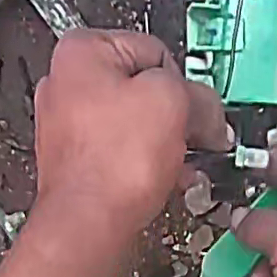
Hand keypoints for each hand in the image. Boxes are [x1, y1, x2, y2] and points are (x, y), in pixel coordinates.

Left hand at [32, 30, 232, 247]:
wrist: (87, 224)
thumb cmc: (114, 166)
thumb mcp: (173, 105)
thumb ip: (199, 97)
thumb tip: (210, 111)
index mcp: (83, 52)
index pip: (155, 52)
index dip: (184, 84)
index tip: (198, 113)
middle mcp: (65, 86)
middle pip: (142, 93)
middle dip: (173, 121)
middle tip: (190, 142)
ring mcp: (66, 131)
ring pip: (132, 130)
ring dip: (162, 148)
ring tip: (178, 169)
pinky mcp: (75, 169)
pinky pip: (119, 159)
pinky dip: (142, 170)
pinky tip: (159, 184)